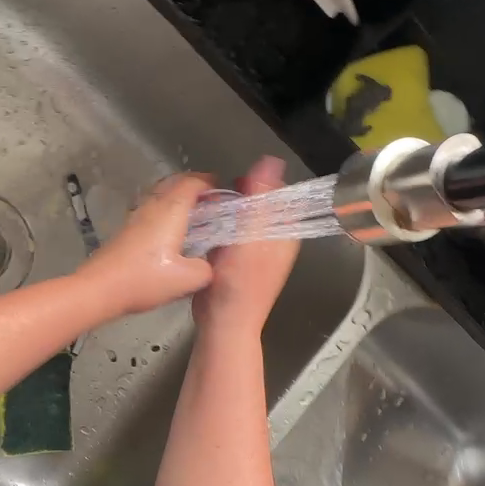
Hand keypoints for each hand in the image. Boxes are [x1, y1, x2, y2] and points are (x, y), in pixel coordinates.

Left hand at [76, 173, 214, 315]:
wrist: (98, 289)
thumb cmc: (144, 280)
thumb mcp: (189, 279)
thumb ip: (208, 268)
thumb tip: (208, 264)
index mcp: (170, 210)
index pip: (193, 182)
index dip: (210, 183)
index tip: (224, 193)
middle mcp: (152, 206)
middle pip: (174, 183)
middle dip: (194, 187)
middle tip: (211, 202)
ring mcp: (135, 217)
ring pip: (160, 197)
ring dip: (177, 200)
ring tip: (193, 218)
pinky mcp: (125, 231)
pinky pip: (150, 212)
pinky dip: (164, 213)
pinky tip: (170, 234)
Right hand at [194, 156, 298, 329]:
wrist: (223, 325)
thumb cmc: (239, 286)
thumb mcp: (249, 239)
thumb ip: (259, 201)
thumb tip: (270, 160)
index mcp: (284, 234)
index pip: (279, 195)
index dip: (258, 184)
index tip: (234, 183)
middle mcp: (272, 241)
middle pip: (258, 206)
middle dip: (237, 198)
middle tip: (211, 197)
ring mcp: (253, 254)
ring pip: (240, 221)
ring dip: (224, 213)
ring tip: (203, 210)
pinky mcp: (234, 263)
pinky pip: (227, 236)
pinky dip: (215, 229)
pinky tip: (201, 230)